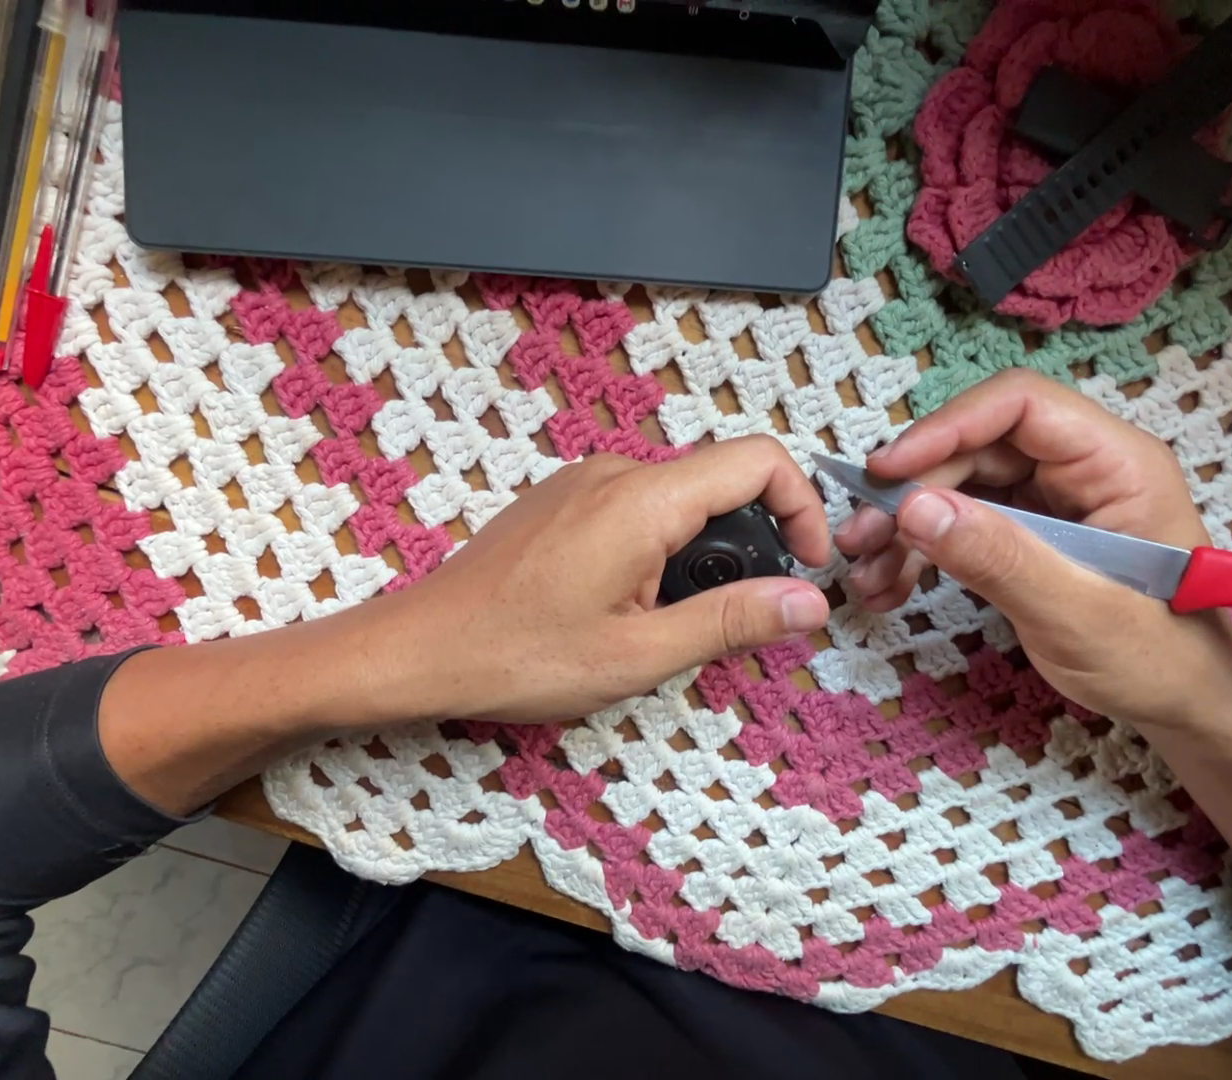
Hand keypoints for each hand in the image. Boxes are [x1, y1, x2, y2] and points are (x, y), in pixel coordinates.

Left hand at [374, 436, 833, 724]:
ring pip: (677, 500)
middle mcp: (614, 472)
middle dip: (745, 545)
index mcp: (643, 499)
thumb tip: (810, 601)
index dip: (803, 506)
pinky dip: (656, 549)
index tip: (806, 567)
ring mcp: (581, 482)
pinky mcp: (560, 500)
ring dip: (696, 555)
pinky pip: (635, 508)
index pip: (758, 460)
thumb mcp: (640, 653)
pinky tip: (619, 605)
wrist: (421, 648)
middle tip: (725, 617)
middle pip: (719, 482)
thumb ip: (732, 619)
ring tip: (658, 623)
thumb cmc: (520, 655)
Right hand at [835, 371, 1231, 727]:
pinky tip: (889, 587)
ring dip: (903, 527)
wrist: (1181, 704)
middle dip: (909, 491)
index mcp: (1113, 463)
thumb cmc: (1155, 660)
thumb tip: (912, 507)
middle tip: (860, 538)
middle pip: (972, 450)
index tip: (886, 472)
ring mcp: (1047, 499)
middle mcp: (1075, 468)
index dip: (946, 427)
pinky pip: (956, 523)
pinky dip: (917, 552)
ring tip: (867, 574)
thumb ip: (999, 558)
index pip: (1019, 407)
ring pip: (954, 486)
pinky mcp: (1023, 531)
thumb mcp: (1076, 614)